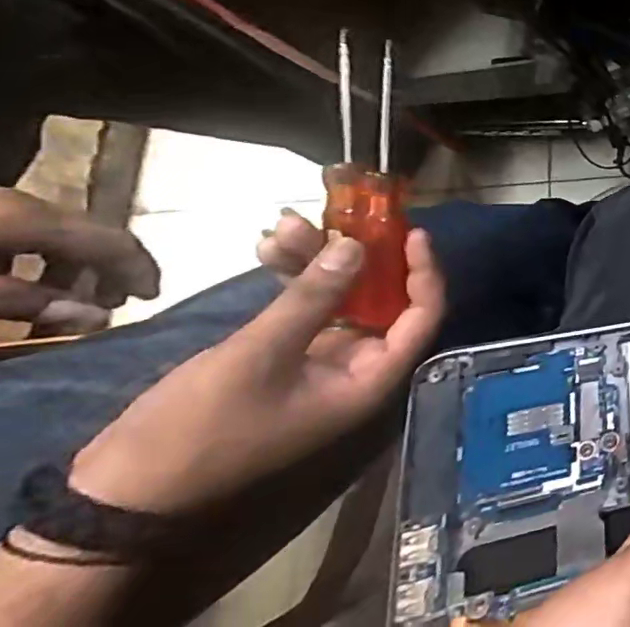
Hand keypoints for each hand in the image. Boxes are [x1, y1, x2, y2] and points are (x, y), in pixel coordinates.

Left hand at [0, 188, 158, 332]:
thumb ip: (32, 302)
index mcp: (43, 220)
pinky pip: (32, 235)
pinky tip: (26, 282)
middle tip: (108, 307)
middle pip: (92, 238)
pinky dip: (42, 261)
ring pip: (61, 237)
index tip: (153, 297)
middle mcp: (38, 207)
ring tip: (68, 301)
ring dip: (72, 269)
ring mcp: (10, 208)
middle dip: (105, 273)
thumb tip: (98, 319)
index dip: (139, 269)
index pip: (116, 242)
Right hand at [66, 222, 443, 516]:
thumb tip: (358, 247)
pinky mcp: (284, 362)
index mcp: (373, 379)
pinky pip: (304, 311)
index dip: (423, 272)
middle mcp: (358, 370)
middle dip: (357, 257)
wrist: (114, 504)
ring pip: (339, 299)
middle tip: (336, 218)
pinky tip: (268, 248)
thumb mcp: (257, 358)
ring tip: (286, 225)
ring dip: (316, 261)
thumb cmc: (196, 435)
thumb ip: (313, 299)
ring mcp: (321, 366)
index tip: (412, 234)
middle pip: (379, 299)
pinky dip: (291, 281)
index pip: (422, 315)